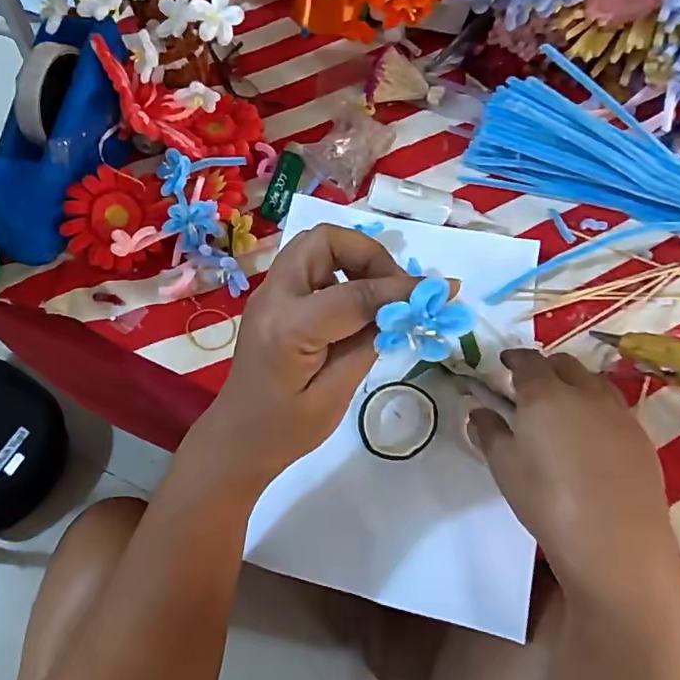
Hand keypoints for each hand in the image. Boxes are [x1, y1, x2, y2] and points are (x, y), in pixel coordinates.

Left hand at [181, 224, 420, 489]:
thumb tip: (408, 307)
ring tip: (380, 296)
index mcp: (287, 328)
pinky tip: (358, 305)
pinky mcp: (272, 300)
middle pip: (325, 240)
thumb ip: (369, 344)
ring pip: (316, 245)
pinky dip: (340, 271)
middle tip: (395, 289)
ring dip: (354, 260)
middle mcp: (273, 298)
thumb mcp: (335, 394)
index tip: (441, 291)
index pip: (355, 293)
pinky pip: (310, 265)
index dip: (402, 289)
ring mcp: (268, 294)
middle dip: (369, 254)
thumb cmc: (285, 430)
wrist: (237, 438)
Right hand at [468, 349, 679, 607]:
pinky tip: (588, 433)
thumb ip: (489, 432)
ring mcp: (618, 413)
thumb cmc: (547, 501)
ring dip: (573, 382)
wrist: (616, 541)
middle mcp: (584, 393)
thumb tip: (479, 411)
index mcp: (544, 395)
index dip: (514, 358)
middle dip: (544, 367)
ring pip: (593, 381)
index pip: (528, 361)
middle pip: (564, 364)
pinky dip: (595, 406)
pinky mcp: (640, 436)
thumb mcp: (504, 467)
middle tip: (528, 385)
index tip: (503, 363)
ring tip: (560, 405)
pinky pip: (613, 406)